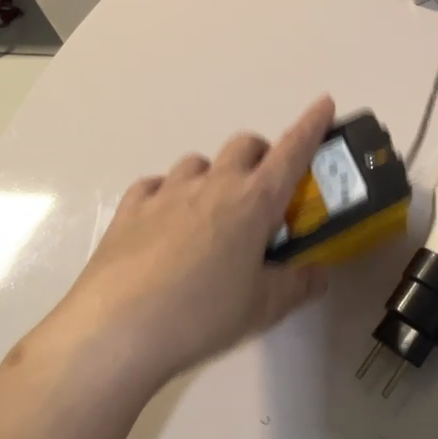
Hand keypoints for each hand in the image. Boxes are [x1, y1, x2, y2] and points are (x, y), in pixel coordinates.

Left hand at [36, 95, 335, 388]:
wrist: (113, 335)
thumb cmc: (201, 315)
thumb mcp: (262, 308)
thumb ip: (297, 286)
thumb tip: (319, 275)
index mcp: (255, 200)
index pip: (293, 150)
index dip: (312, 125)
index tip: (324, 103)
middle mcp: (214, 184)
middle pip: (245, 144)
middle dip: (261, 154)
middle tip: (264, 188)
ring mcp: (167, 193)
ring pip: (198, 161)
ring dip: (214, 174)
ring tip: (212, 208)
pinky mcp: (129, 211)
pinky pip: (154, 184)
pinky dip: (167, 193)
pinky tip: (165, 219)